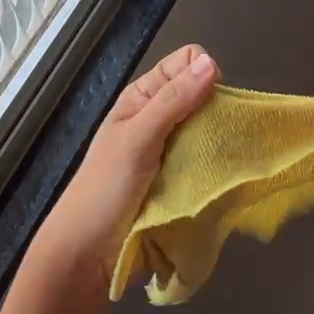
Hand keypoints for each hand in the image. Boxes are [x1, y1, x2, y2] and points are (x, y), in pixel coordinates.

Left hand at [35, 45, 220, 285]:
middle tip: (216, 138)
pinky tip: (223, 178)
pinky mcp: (184, 181)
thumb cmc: (107, 187)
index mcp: (144, 96)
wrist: (90, 250)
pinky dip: (218, 166)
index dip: (204, 75)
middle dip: (217, 110)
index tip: (211, 105)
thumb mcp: (138, 136)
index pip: (187, 63)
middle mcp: (161, 117)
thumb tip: (212, 62)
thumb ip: (173, 101)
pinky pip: (210, 162)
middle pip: (203, 96)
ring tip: (223, 160)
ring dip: (219, 141)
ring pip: (210, 130)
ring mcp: (173, 150)